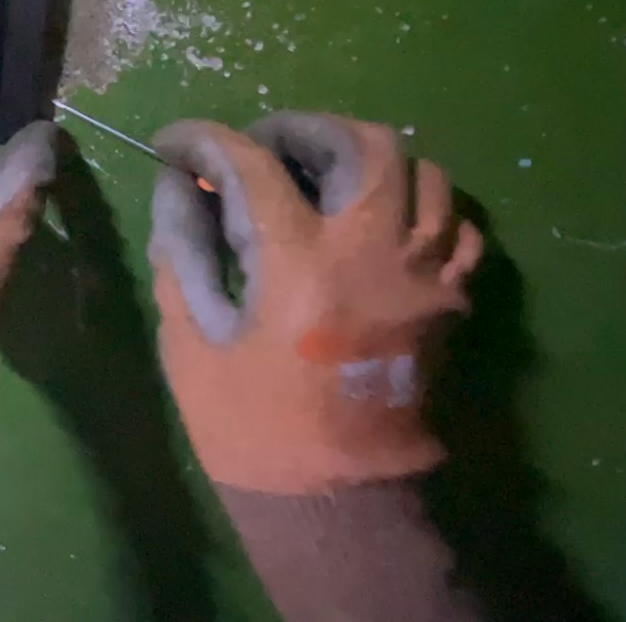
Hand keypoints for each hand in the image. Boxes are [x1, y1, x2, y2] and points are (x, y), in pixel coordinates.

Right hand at [147, 112, 481, 493]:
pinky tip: (369, 218)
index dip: (203, 140)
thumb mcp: (189, 334)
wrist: (337, 498)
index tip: (172, 142)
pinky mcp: (448, 300)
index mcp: (301, 268)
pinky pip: (453, 223)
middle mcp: (374, 256)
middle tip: (257, 145)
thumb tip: (176, 183)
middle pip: (361, 144)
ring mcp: (424, 276)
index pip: (251, 165)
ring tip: (314, 173)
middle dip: (298, 127)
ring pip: (421, 171)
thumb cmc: (247, 419)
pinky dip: (411, 201)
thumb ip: (180, 246)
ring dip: (360, 156)